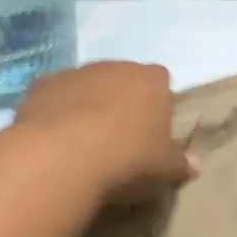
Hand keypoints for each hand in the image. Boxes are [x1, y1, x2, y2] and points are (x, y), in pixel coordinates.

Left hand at [13, 62, 197, 203]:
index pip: (162, 80)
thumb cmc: (127, 159)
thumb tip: (196, 164)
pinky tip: (54, 136)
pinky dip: (55, 109)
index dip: (158, 102)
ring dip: (87, 103)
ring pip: (86, 84)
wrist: (62, 157)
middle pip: (122, 78)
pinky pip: (53, 94)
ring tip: (83, 140)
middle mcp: (114, 67)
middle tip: (118, 137)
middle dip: (121, 100)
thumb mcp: (164, 170)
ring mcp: (75, 73)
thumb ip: (181, 163)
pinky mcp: (40, 85)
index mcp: (150, 81)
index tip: (152, 130)